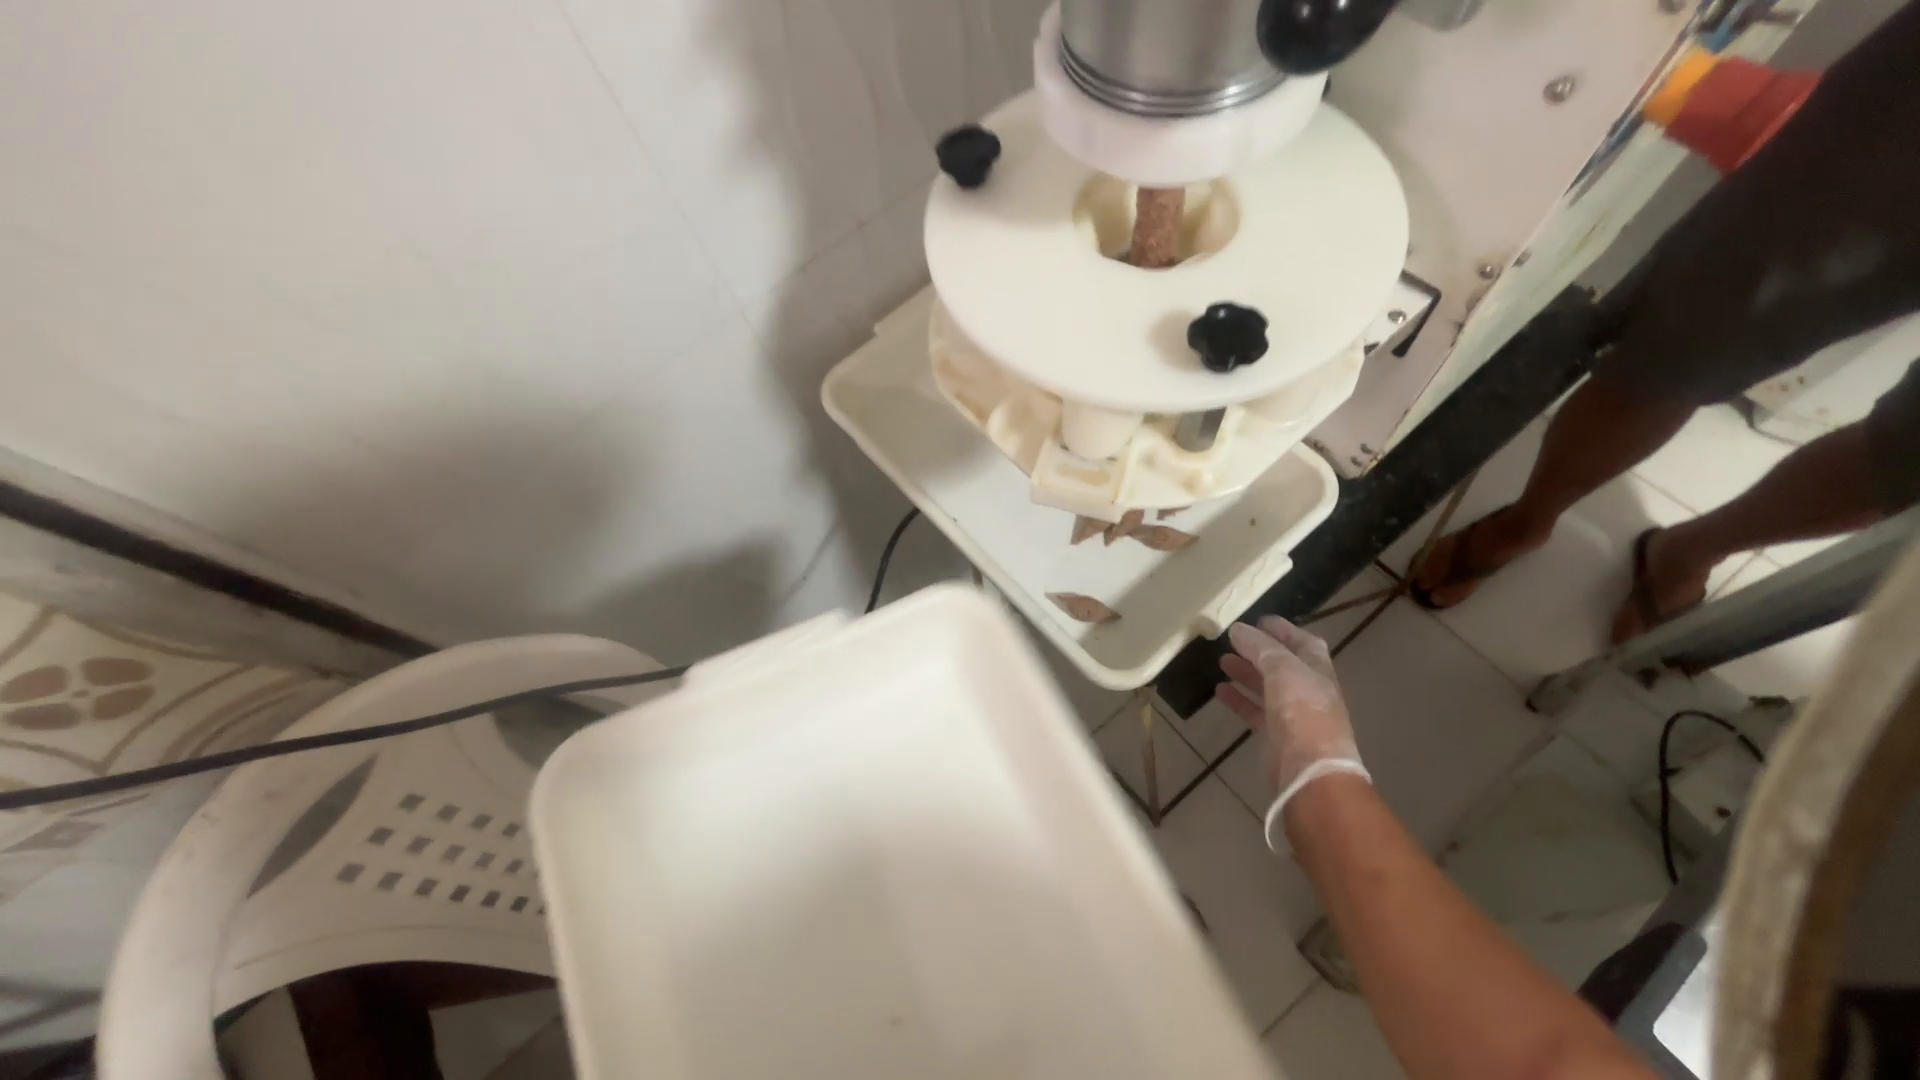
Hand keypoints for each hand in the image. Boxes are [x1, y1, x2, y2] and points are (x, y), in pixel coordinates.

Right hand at [1218, 616, 1368, 847]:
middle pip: (1282, 665)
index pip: (1304, 643)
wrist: (1309, 770)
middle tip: (1234, 639)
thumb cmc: (1302, 712)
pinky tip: (1219, 690)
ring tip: (1222, 660)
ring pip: (1266, 688)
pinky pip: (1254, 711)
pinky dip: (1238, 699)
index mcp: (1317, 671)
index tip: (1259, 620)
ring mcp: (1291, 715)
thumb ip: (1261, 647)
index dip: (1284, 630)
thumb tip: (1238, 629)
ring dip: (1246, 673)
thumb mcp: (1283, 669)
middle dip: (1259, 651)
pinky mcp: (1274, 737)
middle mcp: (1307, 691)